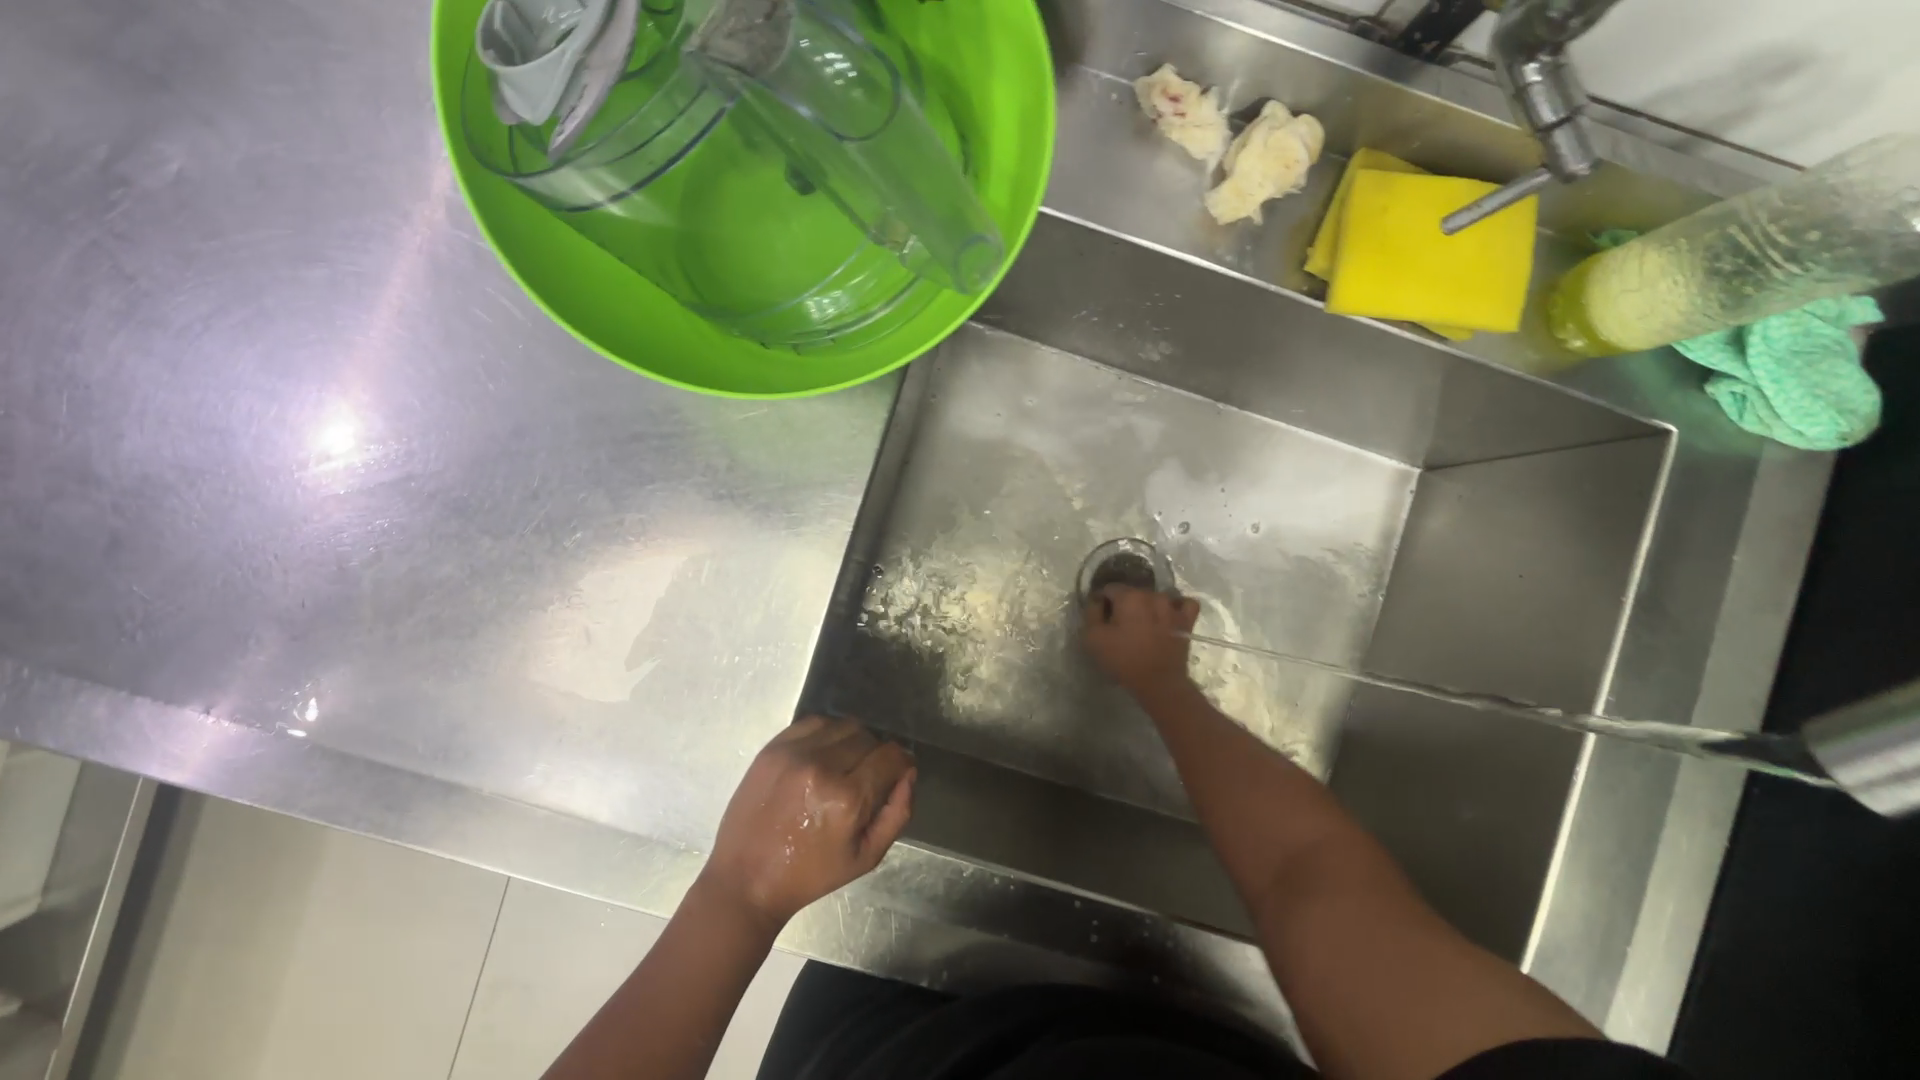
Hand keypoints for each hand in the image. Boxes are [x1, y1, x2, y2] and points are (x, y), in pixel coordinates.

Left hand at [700, 715, 914, 930]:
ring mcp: (793, 753)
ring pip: (843, 725)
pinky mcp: (772, 748)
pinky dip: (826, 734)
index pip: (892, 756)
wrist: (747, 878)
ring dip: (852, 741)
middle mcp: (822, 767)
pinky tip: (821, 756)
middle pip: (869, 738)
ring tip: (844, 766)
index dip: (901, 764)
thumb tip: (908, 775)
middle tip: (867, 778)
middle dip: (876, 755)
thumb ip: (898, 813)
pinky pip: (813, 723)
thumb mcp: (867, 857)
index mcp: (848, 798)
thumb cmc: (810, 875)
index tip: (897, 774)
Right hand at [1082, 585, 1199, 696]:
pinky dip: (1176, 607)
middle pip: (1133, 592)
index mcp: (1129, 596)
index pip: (1109, 589)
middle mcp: (1152, 595)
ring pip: (1156, 597)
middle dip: (1124, 605)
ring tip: (1143, 625)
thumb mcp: (1092, 638)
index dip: (1103, 603)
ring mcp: (1172, 606)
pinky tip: (1168, 616)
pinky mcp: (1186, 620)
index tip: (1101, 619)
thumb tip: (1097, 600)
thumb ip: (1091, 612)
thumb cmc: (1123, 660)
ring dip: (1148, 607)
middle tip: (1120, 626)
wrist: (1158, 682)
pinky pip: (1184, 604)